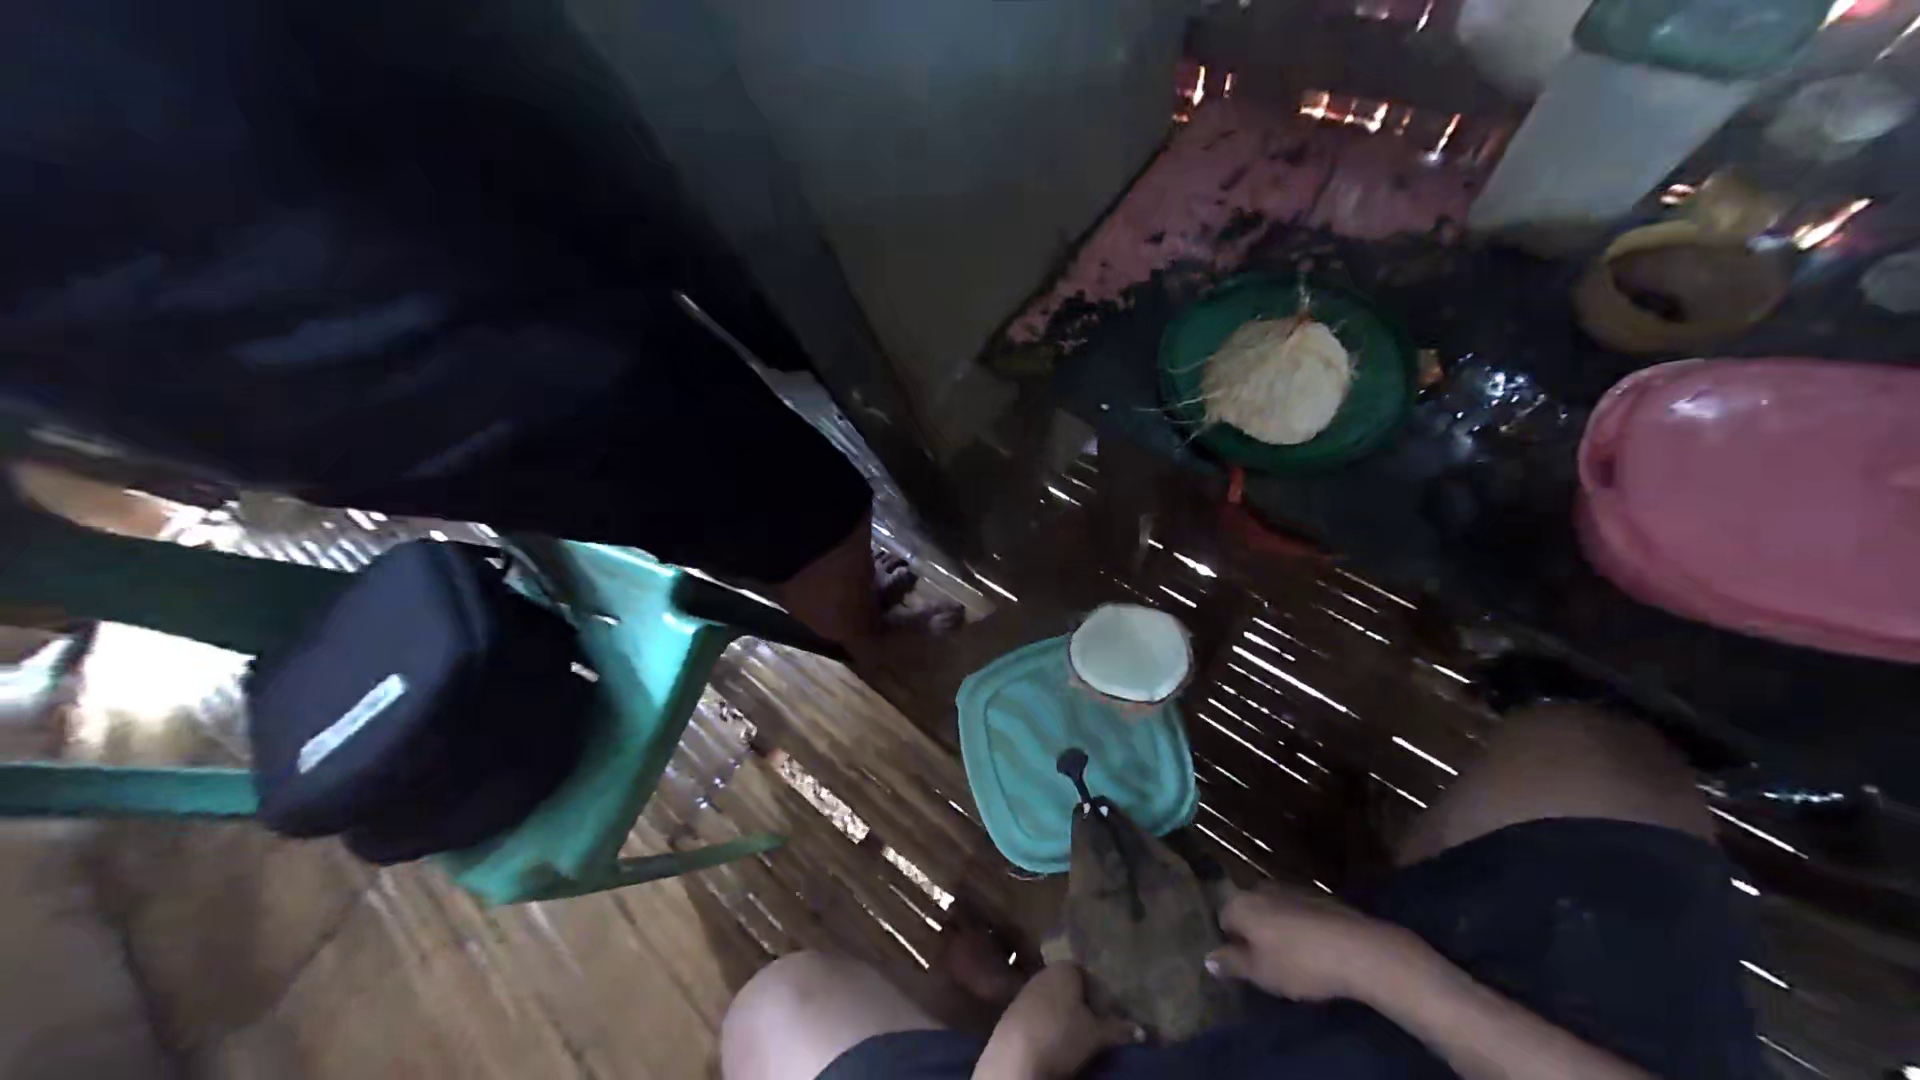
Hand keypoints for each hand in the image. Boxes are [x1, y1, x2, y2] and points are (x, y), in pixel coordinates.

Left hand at [974, 964, 1142, 1079]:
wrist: (1015, 1056)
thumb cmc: (1062, 1036)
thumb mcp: (1097, 1035)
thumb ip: (1120, 1029)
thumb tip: (1143, 1031)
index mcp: (1065, 968)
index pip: (1089, 976)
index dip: (1101, 996)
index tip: (1108, 1018)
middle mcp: (1044, 972)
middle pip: (1070, 988)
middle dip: (1083, 1007)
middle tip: (1095, 1032)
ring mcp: (1026, 990)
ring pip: (1054, 1001)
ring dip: (1064, 1017)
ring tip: (1075, 1042)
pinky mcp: (1013, 1010)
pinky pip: (1038, 1014)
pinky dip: (1047, 1026)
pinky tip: (1052, 1045)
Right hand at [1205, 885, 1419, 1002]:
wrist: (1357, 949)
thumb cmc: (1299, 963)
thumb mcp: (1260, 973)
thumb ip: (1231, 963)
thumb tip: (1207, 959)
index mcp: (1240, 903)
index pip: (1223, 920)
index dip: (1234, 944)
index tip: (1249, 966)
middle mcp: (1260, 888)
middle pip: (1249, 911)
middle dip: (1255, 933)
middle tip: (1270, 963)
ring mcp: (1291, 888)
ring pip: (1275, 909)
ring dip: (1279, 928)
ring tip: (1296, 958)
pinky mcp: (1318, 895)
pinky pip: (1300, 911)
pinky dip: (1302, 926)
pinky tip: (1317, 948)